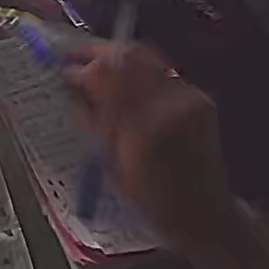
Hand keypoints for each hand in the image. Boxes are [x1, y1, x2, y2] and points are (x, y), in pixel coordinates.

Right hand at [63, 41, 236, 248]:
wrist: (204, 215)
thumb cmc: (150, 197)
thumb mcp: (111, 159)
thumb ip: (94, 114)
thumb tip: (72, 81)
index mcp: (145, 124)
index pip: (110, 74)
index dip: (83, 65)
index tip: (64, 69)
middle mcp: (173, 102)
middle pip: (132, 55)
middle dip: (100, 53)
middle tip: (76, 60)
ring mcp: (191, 97)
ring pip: (147, 59)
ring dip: (119, 62)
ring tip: (97, 73)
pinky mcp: (200, 99)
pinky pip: (162, 74)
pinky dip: (139, 74)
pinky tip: (126, 88)